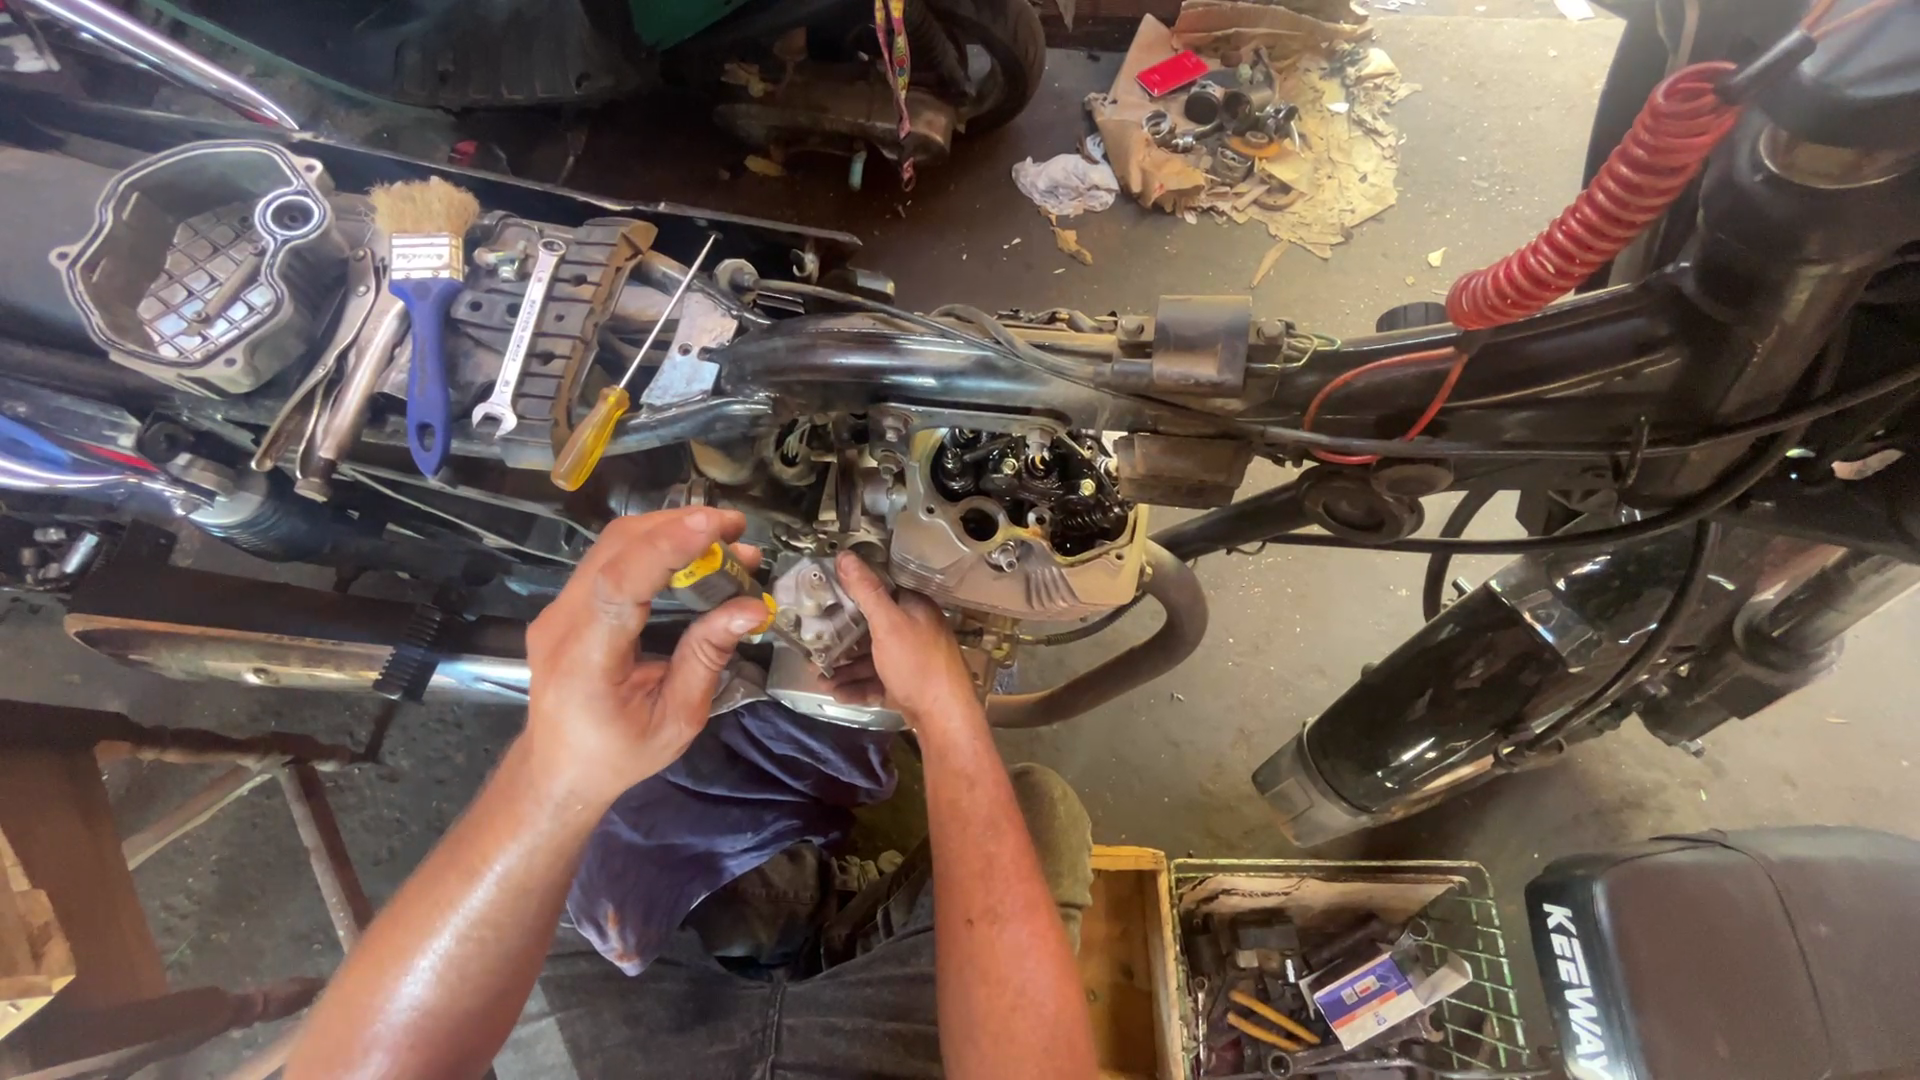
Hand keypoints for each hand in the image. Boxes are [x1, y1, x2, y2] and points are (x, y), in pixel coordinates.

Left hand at [521, 507, 771, 806]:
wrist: (557, 769)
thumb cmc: (620, 754)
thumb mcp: (678, 718)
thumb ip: (708, 657)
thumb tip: (752, 607)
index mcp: (586, 660)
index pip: (619, 585)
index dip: (666, 548)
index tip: (714, 527)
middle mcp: (562, 623)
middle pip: (616, 548)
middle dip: (679, 526)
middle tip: (737, 529)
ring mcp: (558, 608)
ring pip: (612, 544)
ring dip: (670, 530)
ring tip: (725, 538)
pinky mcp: (567, 603)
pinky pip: (610, 557)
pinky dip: (656, 545)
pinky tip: (693, 553)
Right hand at [829, 551, 983, 734]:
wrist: (944, 717)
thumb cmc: (917, 663)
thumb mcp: (888, 624)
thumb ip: (866, 592)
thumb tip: (845, 556)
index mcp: (915, 609)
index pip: (881, 593)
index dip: (852, 596)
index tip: (824, 602)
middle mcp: (915, 630)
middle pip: (872, 629)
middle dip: (842, 640)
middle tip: (815, 645)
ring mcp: (911, 660)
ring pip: (872, 659)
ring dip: (846, 668)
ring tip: (820, 677)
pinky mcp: (907, 685)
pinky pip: (877, 681)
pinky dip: (857, 686)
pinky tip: (837, 692)